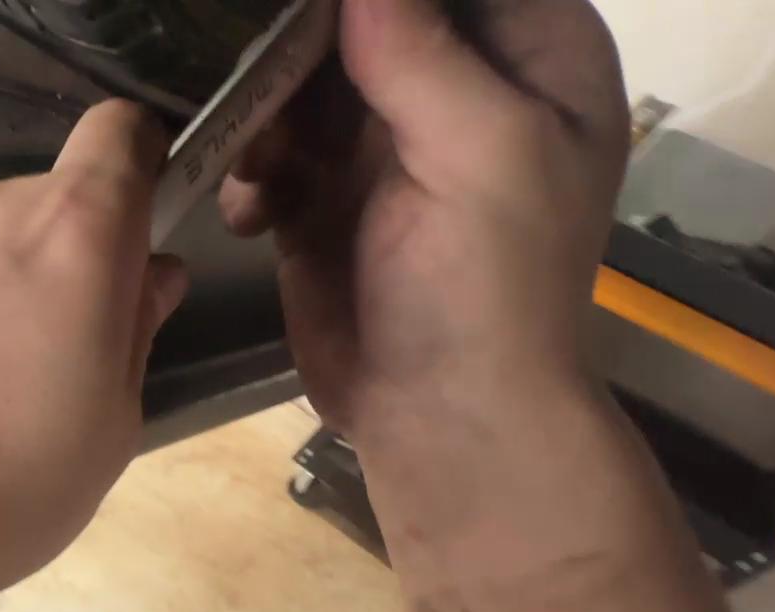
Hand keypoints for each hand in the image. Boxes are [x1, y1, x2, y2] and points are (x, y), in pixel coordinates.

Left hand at [0, 101, 189, 610]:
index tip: (138, 252)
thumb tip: (144, 278)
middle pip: (48, 207)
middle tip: (65, 367)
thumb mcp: (110, 428)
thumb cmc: (2, 490)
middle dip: (71, 266)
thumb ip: (135, 333)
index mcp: (67, 230)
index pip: (121, 136)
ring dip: (4, 302)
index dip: (143, 179)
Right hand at [219, 0, 629, 440]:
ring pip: (302, 100)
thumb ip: (421, 59)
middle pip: (359, 36)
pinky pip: (270, 170)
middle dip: (300, 59)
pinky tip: (250, 218)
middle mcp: (446, 102)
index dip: (372, 0)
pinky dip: (250, 185)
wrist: (431, 407)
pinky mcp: (316, 216)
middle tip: (258, 90)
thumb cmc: (480, 283)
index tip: (305, 18)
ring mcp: (373, 163)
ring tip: (256, 167)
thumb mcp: (477, 153)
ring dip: (265, 124)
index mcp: (523, 64)